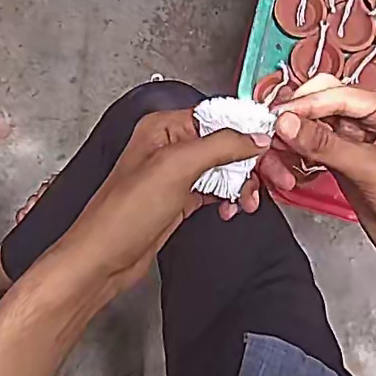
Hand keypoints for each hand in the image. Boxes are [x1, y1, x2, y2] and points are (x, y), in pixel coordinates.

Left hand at [47, 109, 268, 291]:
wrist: (104, 259)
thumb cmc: (122, 215)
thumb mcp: (176, 168)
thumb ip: (219, 146)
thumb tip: (253, 137)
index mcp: (163, 127)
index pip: (217, 116)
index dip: (246, 129)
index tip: (271, 143)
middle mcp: (169, 146)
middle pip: (225, 143)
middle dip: (250, 161)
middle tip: (272, 176)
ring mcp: (175, 174)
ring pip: (224, 168)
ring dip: (242, 183)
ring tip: (247, 200)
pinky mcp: (180, 198)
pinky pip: (217, 190)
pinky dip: (230, 198)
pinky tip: (231, 209)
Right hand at [257, 75, 375, 267]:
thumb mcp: (371, 169)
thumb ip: (326, 145)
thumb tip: (288, 123)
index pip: (338, 94)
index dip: (306, 104)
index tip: (279, 117)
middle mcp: (368, 120)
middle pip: (319, 105)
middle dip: (295, 119)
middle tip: (272, 133)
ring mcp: (352, 141)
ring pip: (309, 128)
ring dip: (290, 142)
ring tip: (277, 159)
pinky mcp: (339, 162)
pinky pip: (308, 150)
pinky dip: (294, 157)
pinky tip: (287, 171)